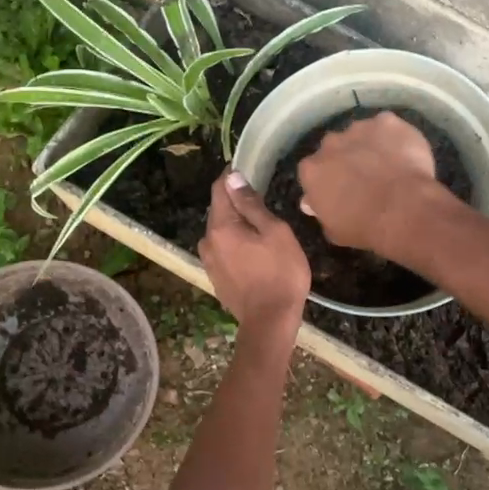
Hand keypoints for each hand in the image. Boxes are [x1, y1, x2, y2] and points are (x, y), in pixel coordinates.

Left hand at [199, 171, 309, 332]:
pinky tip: (253, 251)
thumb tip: (233, 178)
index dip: (231, 175)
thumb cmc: (281, 273)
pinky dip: (235, 244)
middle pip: (218, 211)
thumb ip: (252, 205)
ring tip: (259, 227)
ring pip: (220, 232)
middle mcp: (208, 241)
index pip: (219, 189)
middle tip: (260, 198)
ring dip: (235, 225)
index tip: (246, 167)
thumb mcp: (275, 232)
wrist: (270, 322)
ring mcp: (209, 262)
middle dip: (235, 201)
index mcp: (221, 226)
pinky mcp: (216, 278)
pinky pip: (223, 251)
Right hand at [298, 112, 448, 252]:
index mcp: (312, 169)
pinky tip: (405, 153)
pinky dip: (395, 138)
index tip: (340, 190)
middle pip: (335, 147)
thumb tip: (311, 203)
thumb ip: (320, 211)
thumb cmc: (364, 226)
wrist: (402, 209)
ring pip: (361, 133)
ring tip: (388, 164)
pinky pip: (388, 127)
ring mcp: (359, 128)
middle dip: (346, 158)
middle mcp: (330, 143)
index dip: (328, 179)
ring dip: (370, 145)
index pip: (313, 170)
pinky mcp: (387, 121)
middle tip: (364, 176)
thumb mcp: (333, 230)